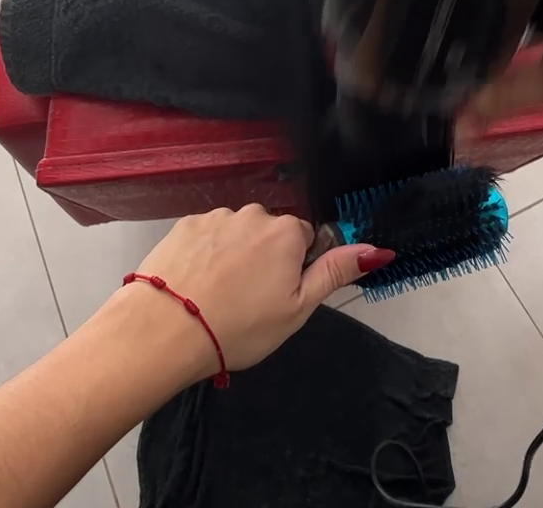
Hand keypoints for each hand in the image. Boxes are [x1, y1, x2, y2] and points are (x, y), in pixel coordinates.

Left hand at [117, 205, 389, 377]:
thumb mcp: (298, 308)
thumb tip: (377, 249)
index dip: (294, 268)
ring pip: (236, 234)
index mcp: (286, 232)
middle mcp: (252, 213)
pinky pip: (206, 236)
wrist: (165, 329)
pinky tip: (195, 284)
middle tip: (248, 301)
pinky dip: (205, 255)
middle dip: (265, 259)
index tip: (278, 296)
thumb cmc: (239, 326)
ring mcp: (215, 217)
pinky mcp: (184, 225)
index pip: (304, 239)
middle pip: (269, 233)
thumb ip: (335, 272)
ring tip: (218, 297)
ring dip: (234, 256)